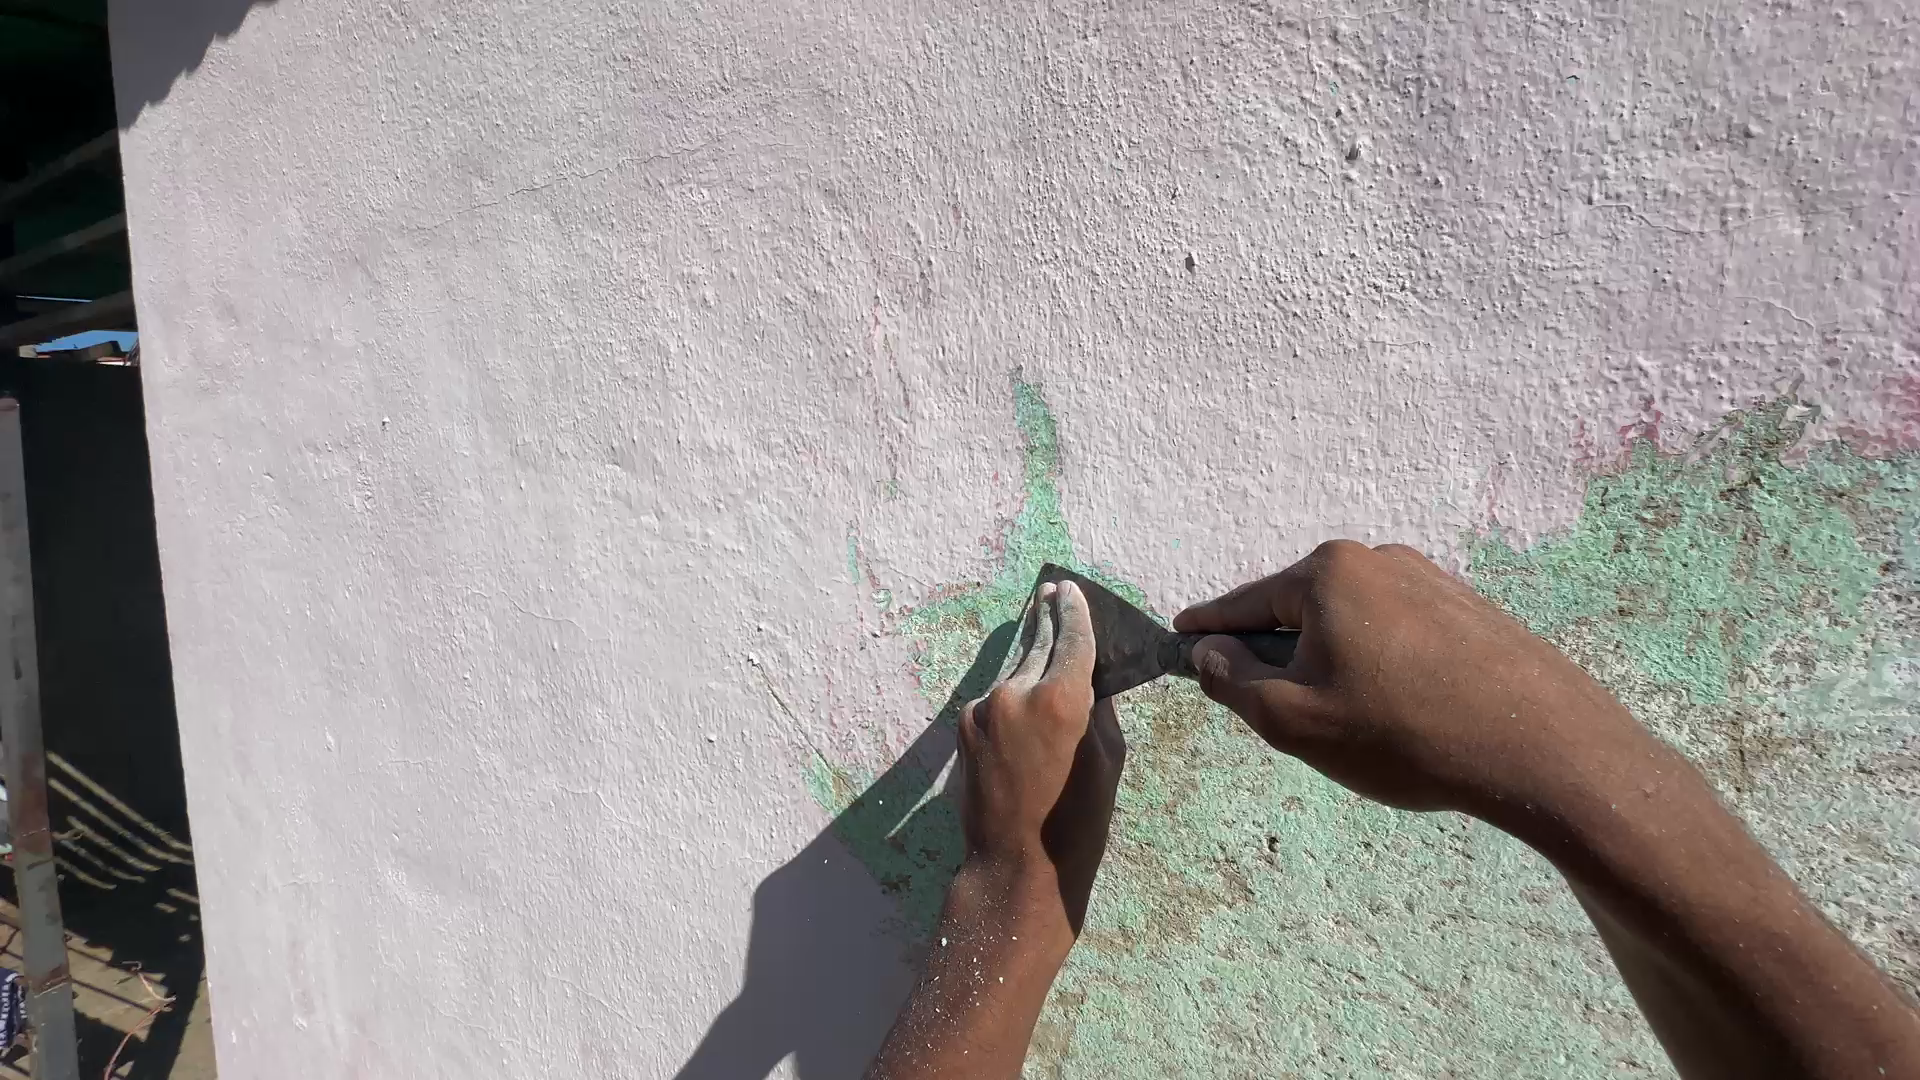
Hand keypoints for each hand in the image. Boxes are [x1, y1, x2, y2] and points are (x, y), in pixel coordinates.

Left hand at [960, 580, 1125, 932]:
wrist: (1015, 865)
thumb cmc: (1078, 821)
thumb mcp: (1108, 759)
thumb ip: (1097, 706)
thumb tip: (1088, 676)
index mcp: (1062, 699)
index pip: (1072, 638)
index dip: (1073, 610)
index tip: (1070, 588)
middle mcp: (1017, 691)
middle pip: (1038, 642)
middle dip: (1046, 615)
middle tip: (1050, 589)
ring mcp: (986, 706)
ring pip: (1015, 667)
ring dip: (1029, 651)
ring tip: (1040, 625)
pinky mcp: (966, 722)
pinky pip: (997, 694)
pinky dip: (1012, 688)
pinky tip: (1023, 692)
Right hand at [1173, 539, 1652, 821]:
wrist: (1553, 755)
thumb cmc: (1403, 733)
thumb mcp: (1291, 719)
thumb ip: (1231, 680)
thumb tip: (1209, 650)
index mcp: (1326, 573)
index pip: (1244, 603)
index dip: (1207, 626)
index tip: (1179, 633)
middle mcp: (1376, 558)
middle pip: (1296, 608)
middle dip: (1276, 650)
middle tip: (1275, 704)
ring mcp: (1430, 578)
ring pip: (1346, 619)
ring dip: (1327, 656)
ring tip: (1346, 715)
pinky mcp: (1469, 607)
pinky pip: (1393, 628)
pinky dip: (1373, 658)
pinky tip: (1396, 704)